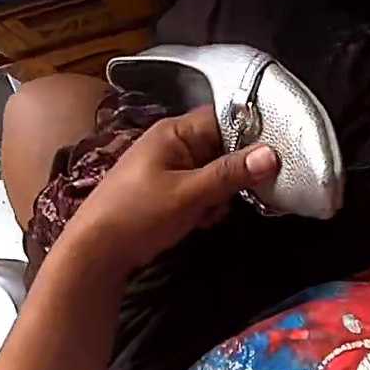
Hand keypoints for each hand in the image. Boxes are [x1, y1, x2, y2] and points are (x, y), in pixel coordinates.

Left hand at [63, 106, 279, 275]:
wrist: (97, 251)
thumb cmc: (137, 215)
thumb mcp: (188, 194)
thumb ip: (230, 174)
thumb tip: (272, 155)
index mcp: (175, 132)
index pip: (225, 118)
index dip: (251, 134)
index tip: (272, 157)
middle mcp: (174, 145)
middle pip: (224, 149)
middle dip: (234, 175)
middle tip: (233, 195)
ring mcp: (172, 170)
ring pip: (216, 176)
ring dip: (219, 196)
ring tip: (206, 213)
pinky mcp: (171, 193)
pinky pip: (202, 193)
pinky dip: (206, 207)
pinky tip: (199, 221)